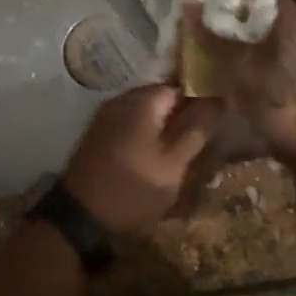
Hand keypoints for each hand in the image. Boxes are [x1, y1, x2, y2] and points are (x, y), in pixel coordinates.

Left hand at [62, 84, 219, 232]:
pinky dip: (145, 131)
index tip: (215, 117)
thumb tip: (216, 102)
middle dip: (181, 111)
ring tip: (180, 146)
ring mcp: (106, 113)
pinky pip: (129, 120)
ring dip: (163, 123)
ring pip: (144, 109)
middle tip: (201, 135)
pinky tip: (154, 151)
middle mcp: (122, 98)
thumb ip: (194, 131)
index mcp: (142, 101)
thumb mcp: (172, 165)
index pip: (179, 85)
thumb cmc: (132, 187)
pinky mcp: (98, 130)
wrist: (79, 211)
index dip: (199, 99)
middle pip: (161, 96)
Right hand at [181, 0, 295, 163]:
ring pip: (250, 33)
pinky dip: (234, 54)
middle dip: (220, 14)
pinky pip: (254, 52)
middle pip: (250, 10)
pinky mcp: (283, 71)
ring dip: (225, 37)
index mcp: (285, 17)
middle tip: (191, 19)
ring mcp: (288, 50)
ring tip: (196, 40)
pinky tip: (213, 63)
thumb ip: (212, 34)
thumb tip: (186, 1)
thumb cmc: (277, 97)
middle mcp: (289, 27)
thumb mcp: (239, 64)